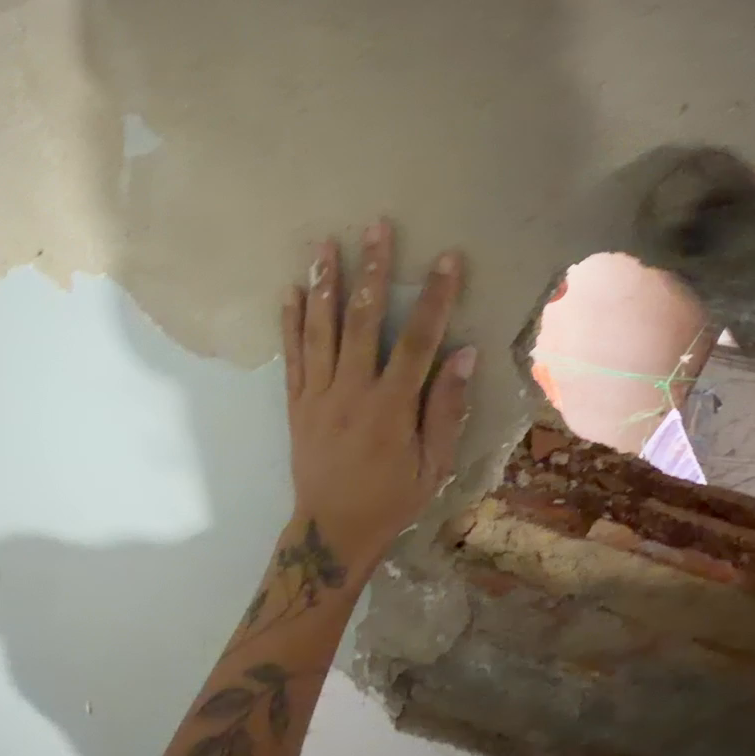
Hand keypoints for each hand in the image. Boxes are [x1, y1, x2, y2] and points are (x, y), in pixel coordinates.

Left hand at [280, 219, 473, 567]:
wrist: (331, 528)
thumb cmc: (391, 499)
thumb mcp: (434, 465)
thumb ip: (446, 409)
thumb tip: (464, 353)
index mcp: (391, 408)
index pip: (417, 340)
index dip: (434, 297)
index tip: (447, 259)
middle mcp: (350, 392)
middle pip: (361, 321)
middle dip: (371, 271)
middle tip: (375, 227)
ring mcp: (317, 395)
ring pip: (320, 331)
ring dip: (324, 285)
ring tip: (324, 245)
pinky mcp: (295, 403)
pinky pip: (292, 356)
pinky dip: (290, 323)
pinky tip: (290, 292)